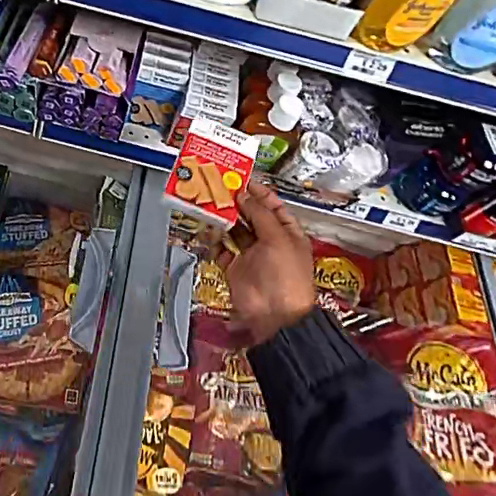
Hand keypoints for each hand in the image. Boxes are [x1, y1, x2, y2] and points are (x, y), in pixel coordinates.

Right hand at [226, 180, 316, 344]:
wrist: (275, 317)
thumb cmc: (285, 276)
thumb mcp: (277, 238)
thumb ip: (259, 214)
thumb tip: (244, 196)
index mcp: (287, 233)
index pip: (273, 205)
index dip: (258, 192)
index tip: (242, 179)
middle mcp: (270, 242)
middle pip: (251, 216)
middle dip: (237, 203)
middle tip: (220, 187)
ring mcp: (252, 256)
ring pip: (235, 230)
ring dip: (224, 219)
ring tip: (211, 204)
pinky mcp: (235, 269)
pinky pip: (222, 249)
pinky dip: (214, 240)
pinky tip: (208, 230)